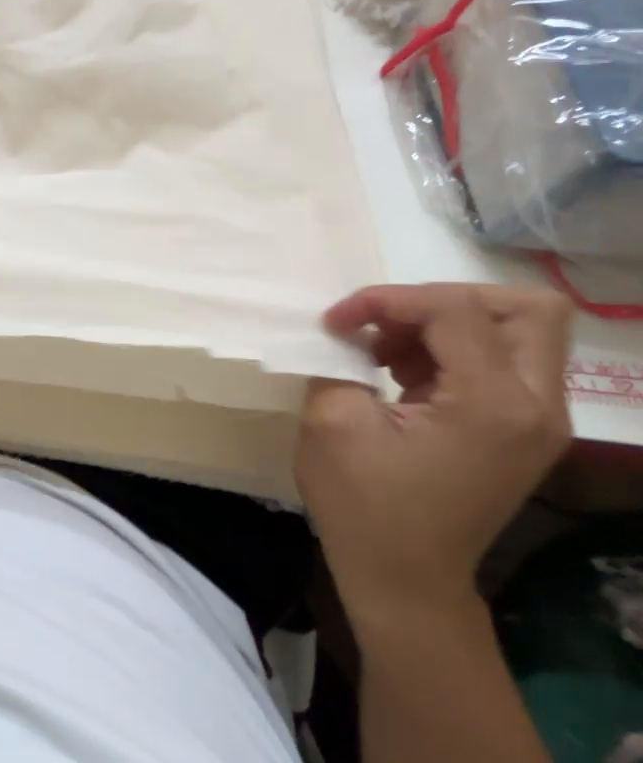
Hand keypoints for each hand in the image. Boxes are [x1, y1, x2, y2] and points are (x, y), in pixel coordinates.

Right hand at [299, 284, 572, 621]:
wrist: (404, 574)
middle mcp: (537, 406)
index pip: (455, 311)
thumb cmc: (363, 502)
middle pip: (525, 309)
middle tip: (384, 323)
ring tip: (387, 353)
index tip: (334, 323)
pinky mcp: (525, 432)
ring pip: (520, 332)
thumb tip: (348, 334)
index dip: (386, 300)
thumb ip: (343, 362)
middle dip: (443, 300)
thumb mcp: (333, 421)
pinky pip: (506, 363)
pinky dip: (454, 352)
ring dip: (447, 326)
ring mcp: (540, 421)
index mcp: (493, 403)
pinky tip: (404, 377)